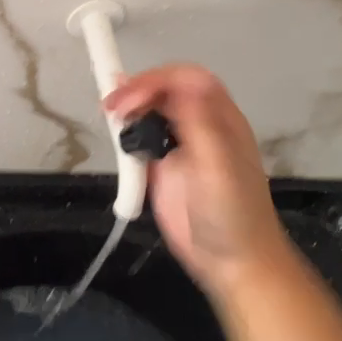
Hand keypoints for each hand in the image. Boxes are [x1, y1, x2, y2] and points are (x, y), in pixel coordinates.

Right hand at [105, 64, 292, 294]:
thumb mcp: (219, 166)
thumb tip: (183, 82)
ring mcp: (179, 148)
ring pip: (151, 113)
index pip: (187, 80)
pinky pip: (140, 142)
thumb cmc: (232, 213)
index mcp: (220, 120)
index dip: (156, 80)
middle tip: (111, 108)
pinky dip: (125, 136)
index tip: (129, 97)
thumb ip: (200, 123)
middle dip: (137, 90)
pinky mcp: (161, 169)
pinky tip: (114, 140)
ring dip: (129, 109)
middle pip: (165, 91)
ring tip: (110, 118)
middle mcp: (199, 128)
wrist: (230, 260)